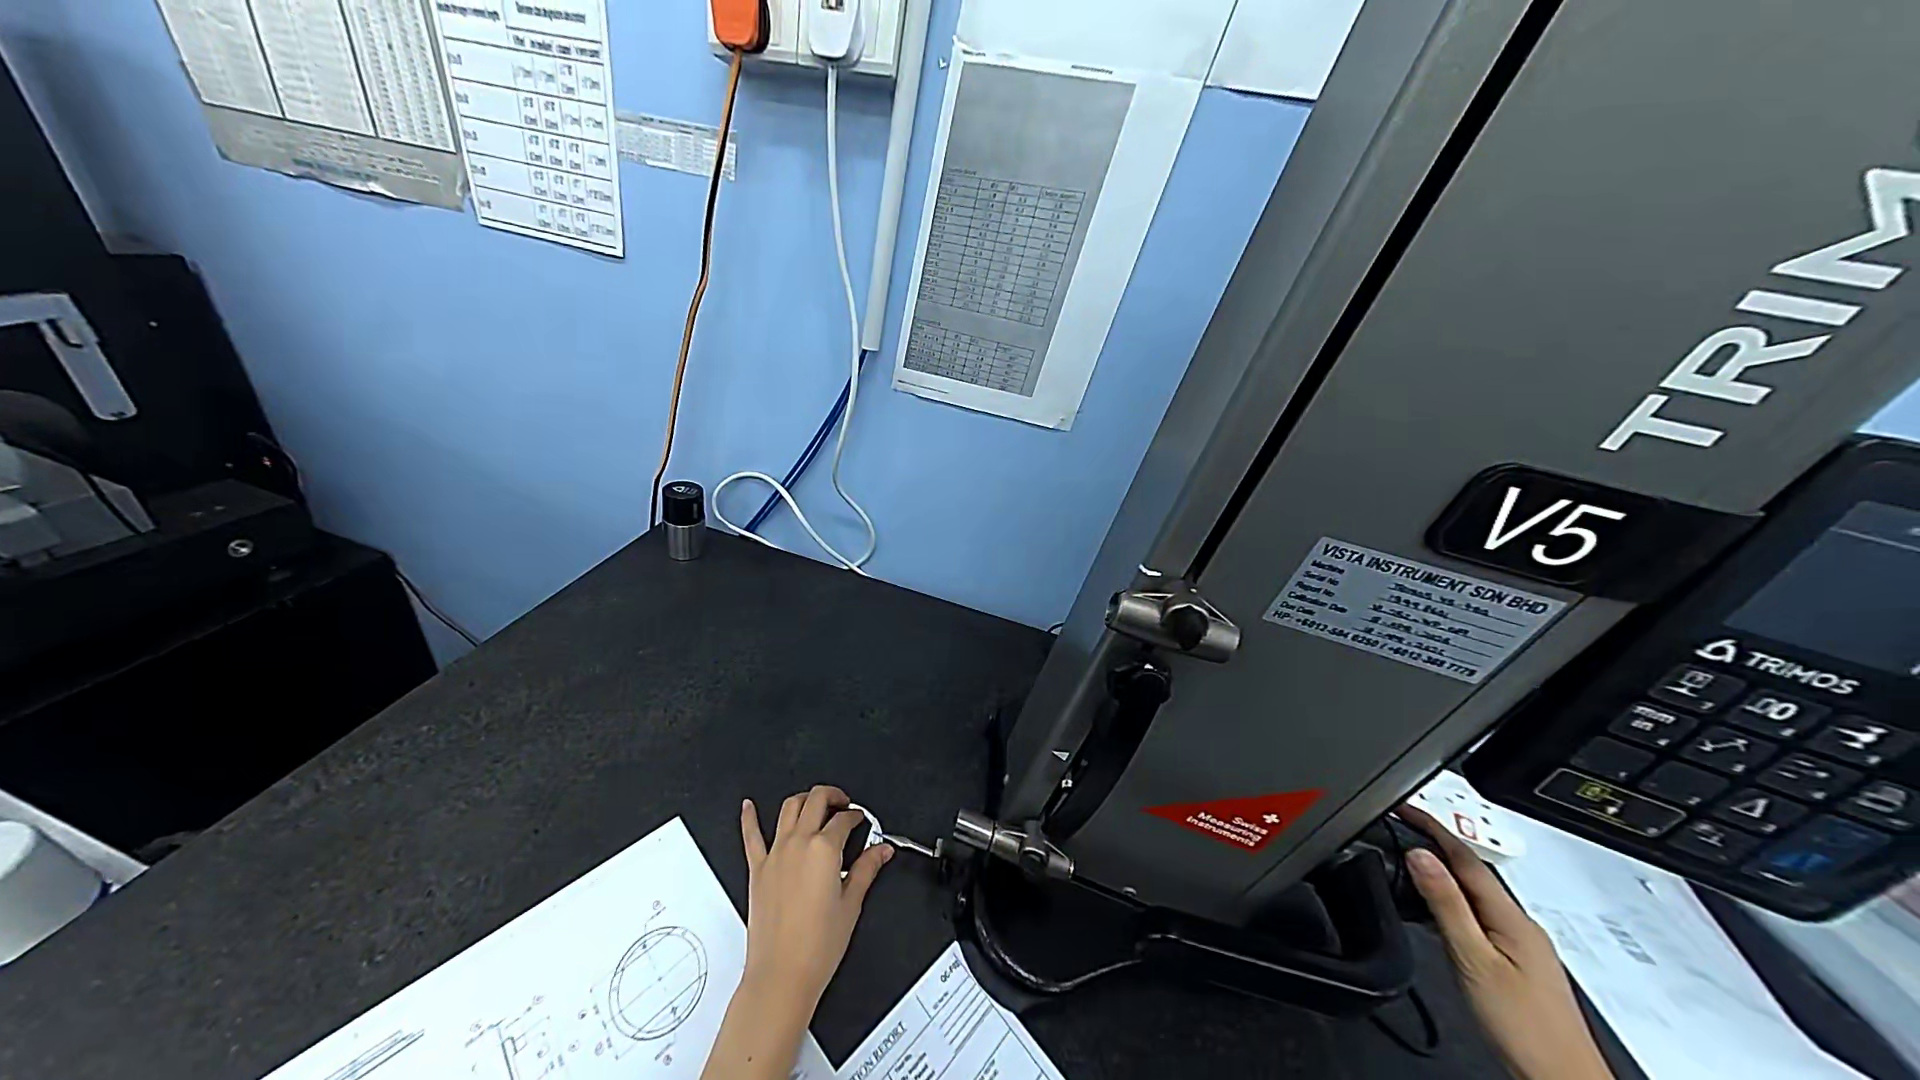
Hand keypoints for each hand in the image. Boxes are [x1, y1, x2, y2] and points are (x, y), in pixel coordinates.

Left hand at [701, 787, 892, 1079]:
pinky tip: (748, 806)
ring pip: (788, 807)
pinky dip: (749, 817)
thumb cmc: (816, 946)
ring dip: (804, 798)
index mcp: (825, 849)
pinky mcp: (758, 870)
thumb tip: (881, 851)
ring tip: (814, 801)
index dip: (856, 817)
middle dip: (833, 796)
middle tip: (843, 803)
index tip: (861, 821)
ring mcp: (775, 854)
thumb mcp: (852, 904)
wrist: (782, 974)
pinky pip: (750, 836)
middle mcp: (798, 844)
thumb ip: (867, 869)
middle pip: (816, 800)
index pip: (844, 819)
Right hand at [1396, 804, 1613, 1079]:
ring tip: (1411, 861)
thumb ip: (1445, 904)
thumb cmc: (1524, 1028)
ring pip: (1476, 894)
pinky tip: (1438, 912)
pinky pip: (1480, 915)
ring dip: (1443, 872)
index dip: (1432, 827)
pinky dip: (1453, 900)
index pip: (1466, 857)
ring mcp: (1522, 945)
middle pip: (1473, 871)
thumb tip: (1421, 857)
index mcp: (1511, 919)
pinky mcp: (1518, 962)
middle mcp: (1521, 926)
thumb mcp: (1473, 960)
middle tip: (1402, 826)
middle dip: (1436, 843)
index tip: (1404, 808)